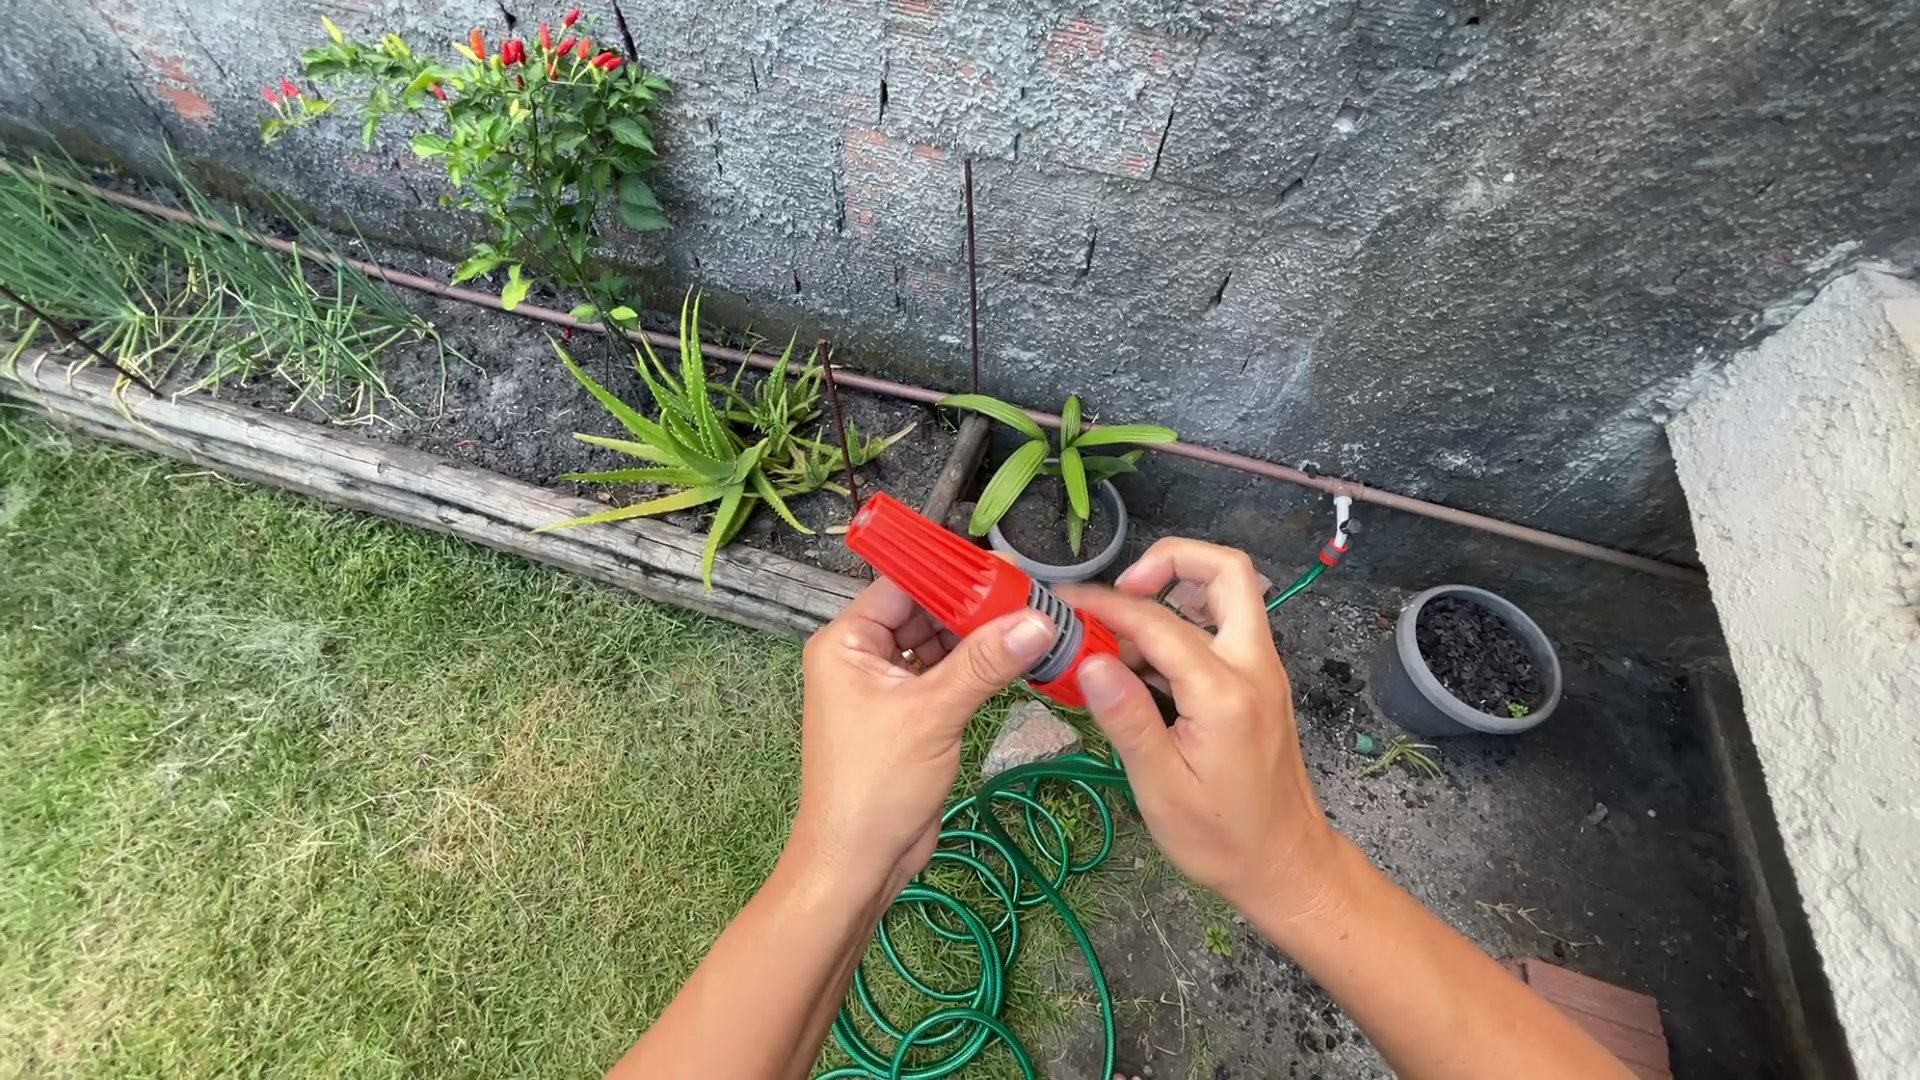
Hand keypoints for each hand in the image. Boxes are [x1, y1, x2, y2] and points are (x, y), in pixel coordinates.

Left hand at [791, 576, 1056, 896]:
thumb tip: (1039, 620)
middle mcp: (861, 655)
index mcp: (846, 641)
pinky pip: (941, 675)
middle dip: (970, 609)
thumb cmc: (877, 782)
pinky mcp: (906, 712)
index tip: (1003, 570)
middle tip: (1026, 599)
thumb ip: (986, 662)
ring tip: (1027, 626)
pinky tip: (1010, 661)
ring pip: (936, 644)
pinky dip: (972, 669)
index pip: (901, 585)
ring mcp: (884, 685)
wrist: (859, 863)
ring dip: (975, 640)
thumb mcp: (934, 713)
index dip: (951, 575)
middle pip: (923, 612)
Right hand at [1058, 539, 1342, 920]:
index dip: (1104, 604)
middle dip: (1171, 559)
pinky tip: (1142, 668)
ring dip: (1174, 591)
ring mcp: (1261, 669)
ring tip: (1121, 637)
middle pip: (1228, 571)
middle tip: (1123, 587)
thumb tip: (1090, 661)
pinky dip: (1181, 623)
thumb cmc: (1222, 838)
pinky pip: (1222, 627)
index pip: (1157, 621)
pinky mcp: (1257, 681)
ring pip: (1229, 593)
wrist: (1289, 868)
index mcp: (1224, 692)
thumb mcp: (1162, 788)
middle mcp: (1253, 665)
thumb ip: (1127, 718)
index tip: (1064, 601)